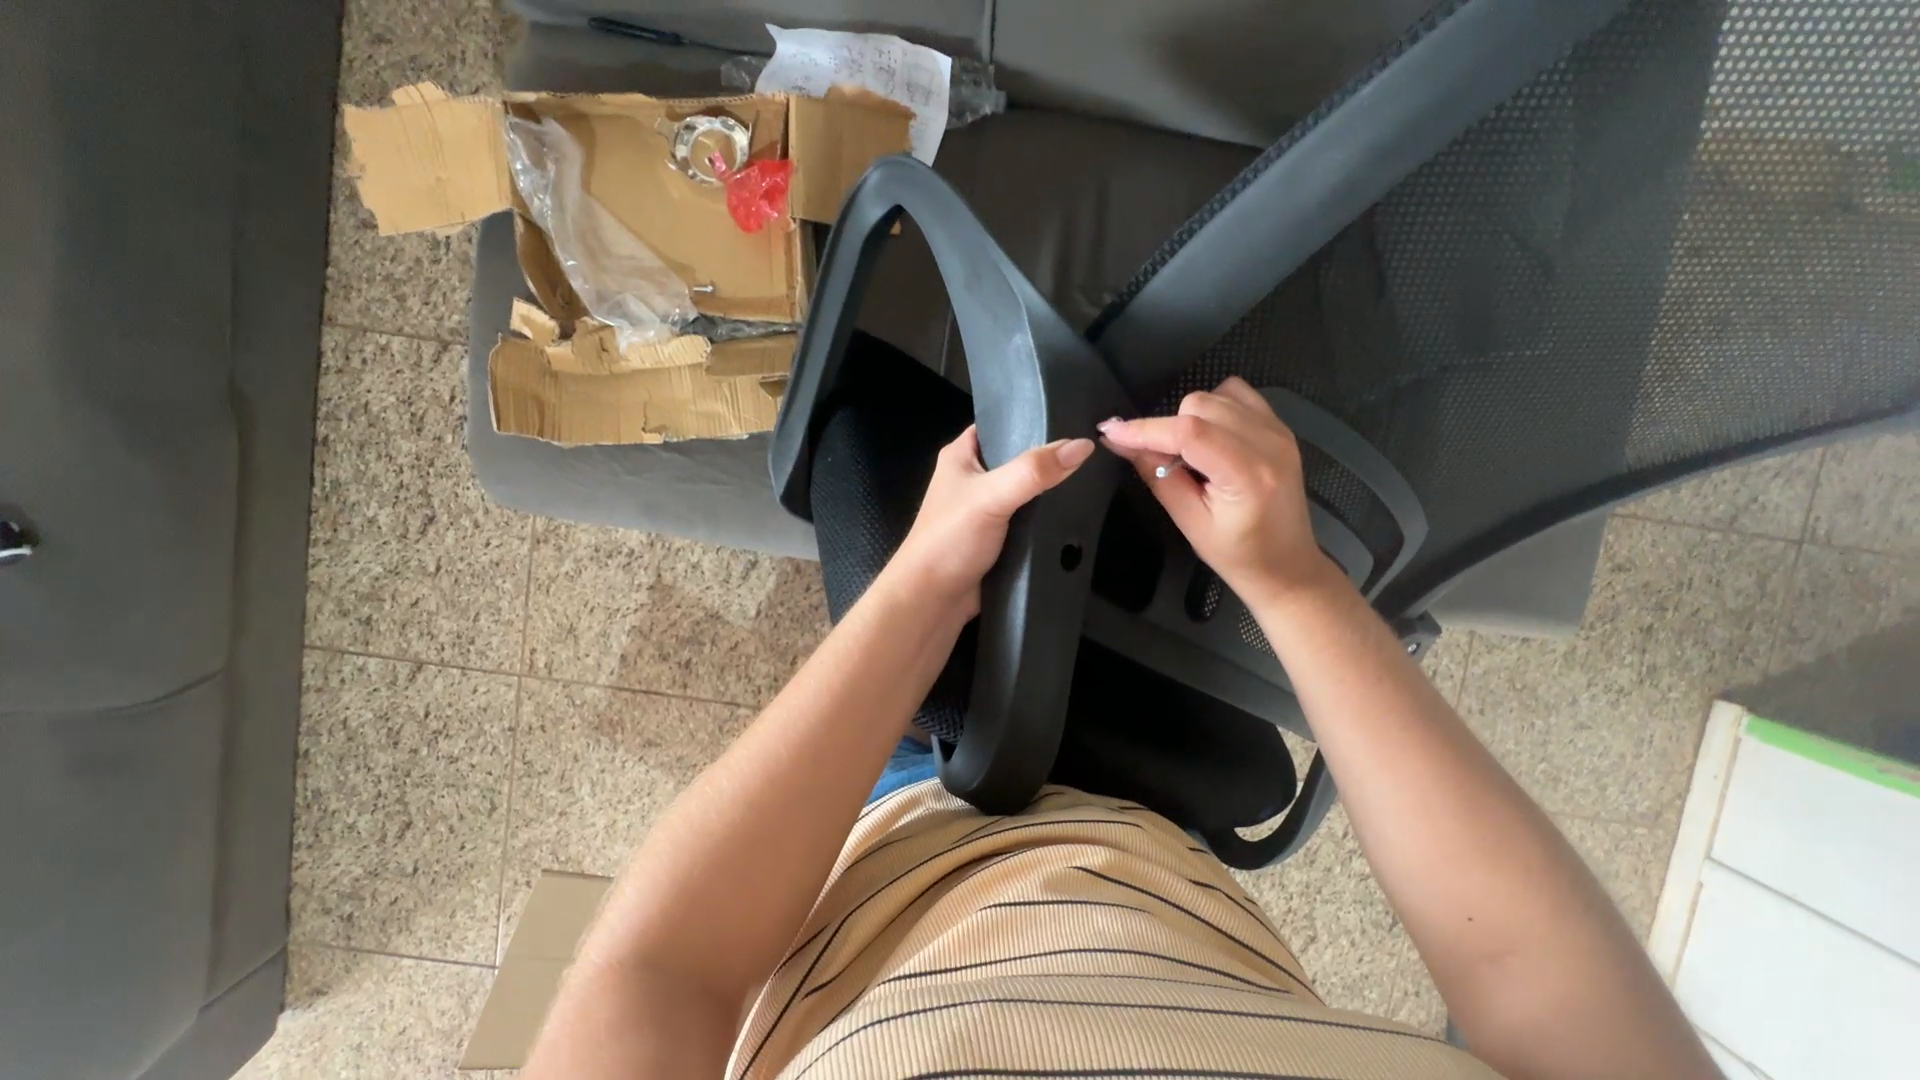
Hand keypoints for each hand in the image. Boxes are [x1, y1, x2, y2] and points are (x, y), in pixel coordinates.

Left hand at [886, 425, 1095, 615]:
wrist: (932, 601)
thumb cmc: (950, 539)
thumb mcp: (992, 496)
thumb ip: (1034, 471)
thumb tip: (1083, 445)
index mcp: (961, 455)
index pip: (1001, 423)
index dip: (1033, 418)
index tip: (1075, 415)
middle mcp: (973, 478)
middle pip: (1019, 458)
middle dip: (1050, 457)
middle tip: (1093, 448)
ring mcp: (986, 510)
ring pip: (1027, 492)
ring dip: (1051, 491)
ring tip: (1094, 477)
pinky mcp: (999, 538)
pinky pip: (1029, 521)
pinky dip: (1047, 520)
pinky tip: (1076, 514)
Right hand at [1098, 377, 1343, 607]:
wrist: (1287, 565)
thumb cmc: (1238, 555)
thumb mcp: (1190, 522)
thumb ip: (1157, 477)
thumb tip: (1121, 442)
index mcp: (1248, 475)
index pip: (1189, 433)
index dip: (1145, 428)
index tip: (1111, 432)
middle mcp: (1269, 443)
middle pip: (1199, 405)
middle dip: (1169, 429)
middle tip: (1165, 463)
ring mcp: (1278, 430)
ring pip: (1214, 395)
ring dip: (1189, 419)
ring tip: (1192, 456)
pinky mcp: (1279, 426)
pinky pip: (1236, 394)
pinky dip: (1214, 408)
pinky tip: (1211, 438)